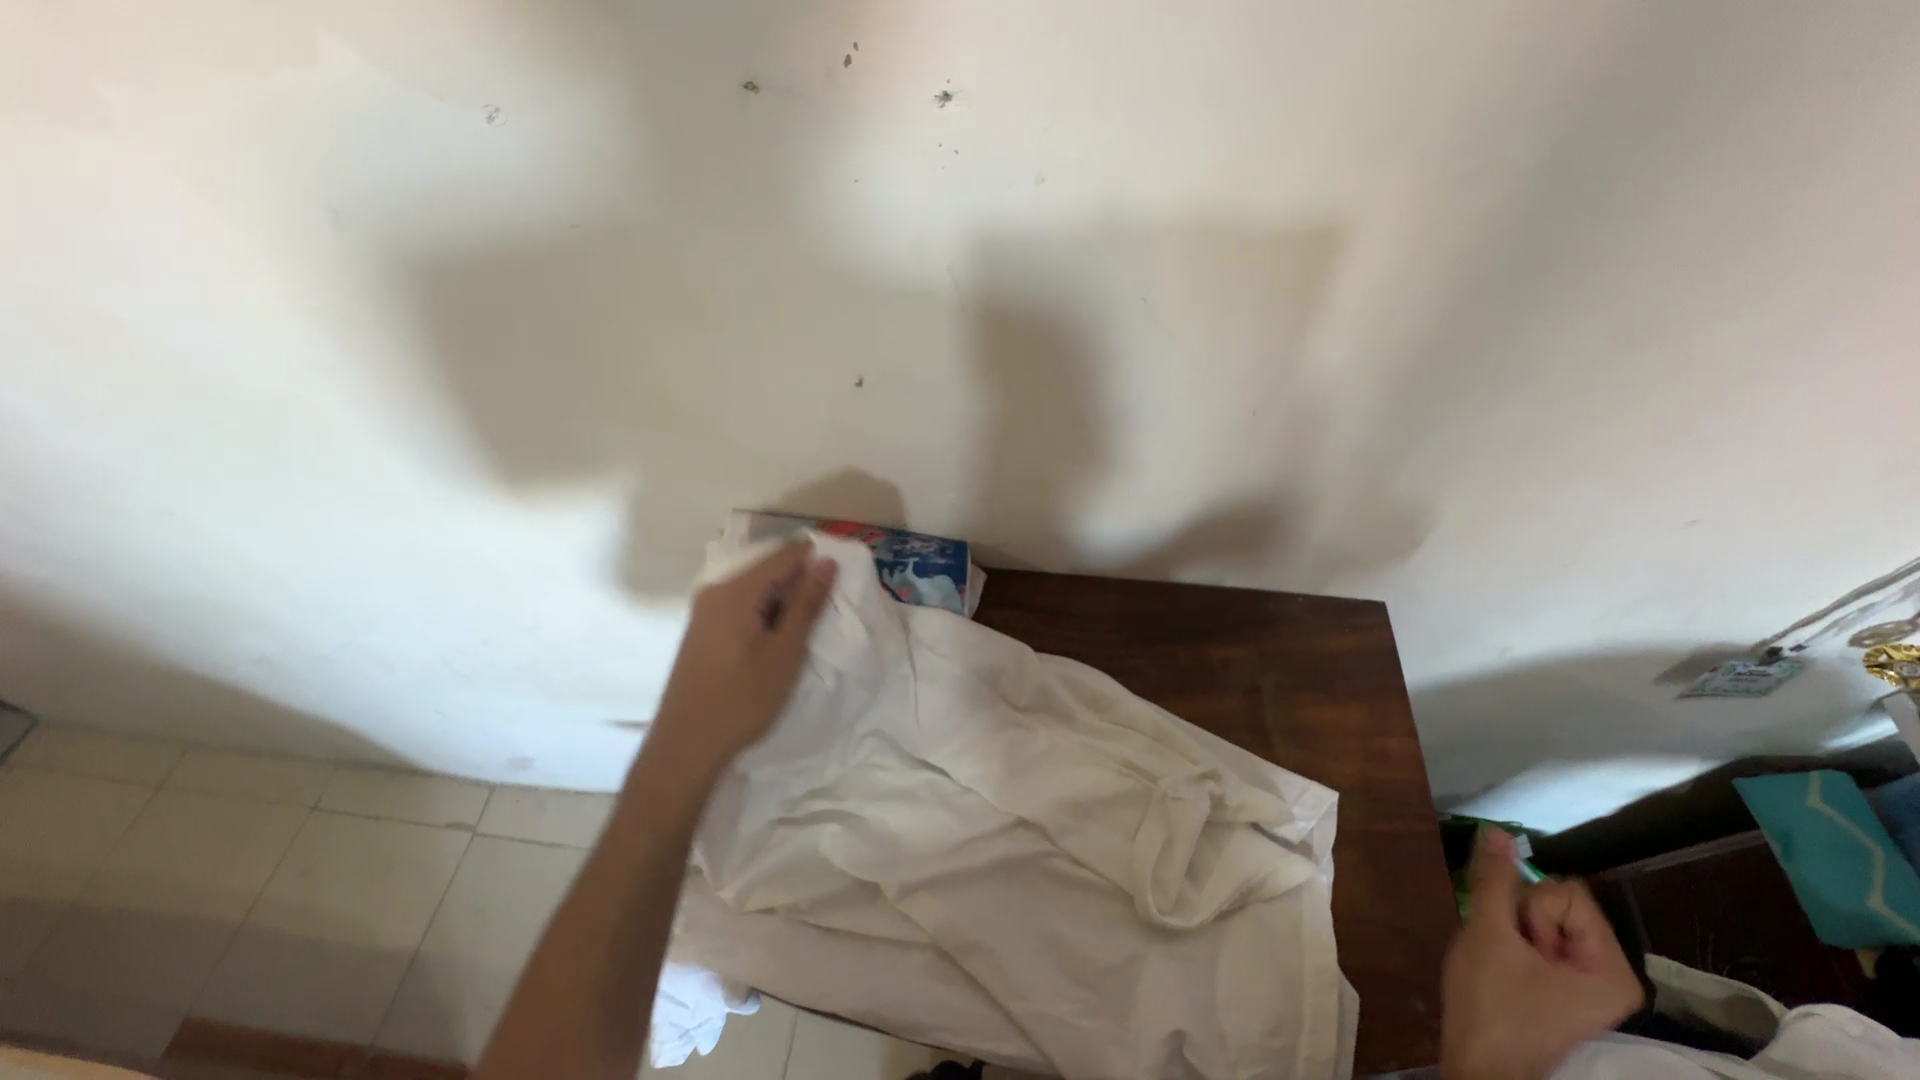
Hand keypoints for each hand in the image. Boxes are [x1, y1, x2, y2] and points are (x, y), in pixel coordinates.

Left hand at [646, 540, 838, 776]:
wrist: (686, 747)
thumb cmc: (741, 700)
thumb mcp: (784, 653)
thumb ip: (806, 604)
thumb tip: (826, 562)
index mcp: (734, 591)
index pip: (785, 555)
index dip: (817, 560)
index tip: (844, 577)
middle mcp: (715, 592)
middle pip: (769, 571)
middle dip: (802, 584)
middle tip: (831, 609)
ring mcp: (705, 613)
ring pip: (756, 593)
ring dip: (785, 604)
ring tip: (810, 629)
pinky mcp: (703, 633)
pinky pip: (743, 609)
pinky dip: (766, 617)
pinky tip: (781, 642)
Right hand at [1441, 829, 1643, 1079]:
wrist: (1478, 1065)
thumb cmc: (1491, 1004)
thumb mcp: (1488, 934)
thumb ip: (1495, 880)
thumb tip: (1498, 831)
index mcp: (1611, 968)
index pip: (1568, 893)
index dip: (1531, 908)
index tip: (1520, 945)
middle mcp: (1611, 974)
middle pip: (1558, 905)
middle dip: (1522, 921)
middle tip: (1508, 957)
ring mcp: (1587, 983)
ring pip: (1543, 921)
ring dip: (1512, 934)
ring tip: (1502, 967)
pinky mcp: (1565, 990)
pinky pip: (1539, 942)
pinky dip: (1514, 947)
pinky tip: (1502, 970)